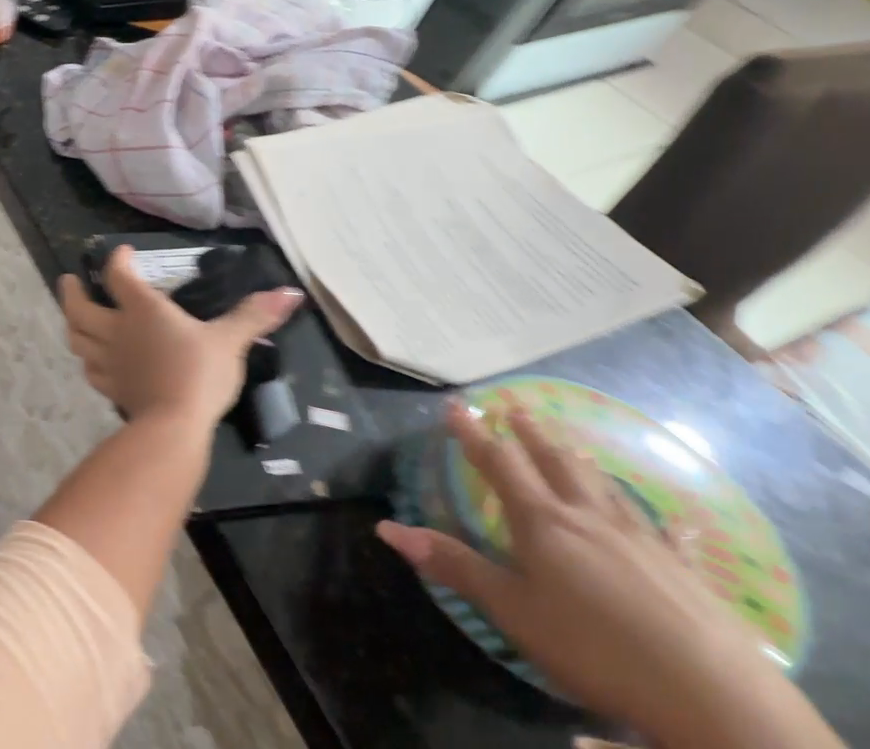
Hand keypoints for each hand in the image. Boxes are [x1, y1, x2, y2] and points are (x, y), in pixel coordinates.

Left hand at [57, 246, 302, 424]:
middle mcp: (117, 331)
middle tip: (69, 281)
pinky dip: (88, 360)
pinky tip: (94, 361)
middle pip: (79, 308)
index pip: (118, 276)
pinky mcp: (111, 389)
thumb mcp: (230, 341)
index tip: (123, 254)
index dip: (117, 261)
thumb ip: (253, 316)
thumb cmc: (199, 373)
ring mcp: (109, 361)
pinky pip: (90, 370)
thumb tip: (290, 293)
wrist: (173, 424)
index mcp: (142, 310)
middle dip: (71, 292)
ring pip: (77, 339)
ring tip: (75, 317)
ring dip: (73, 325)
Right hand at [377, 406, 810, 743]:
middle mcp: (589, 518)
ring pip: (603, 486)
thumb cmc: (591, 646)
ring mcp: (641, 540)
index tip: (456, 405)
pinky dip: (658, 515)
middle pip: (555, 463)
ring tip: (569, 443)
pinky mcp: (681, 569)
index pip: (499, 464)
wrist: (710, 691)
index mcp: (541, 522)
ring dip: (579, 459)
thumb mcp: (509, 609)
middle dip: (529, 434)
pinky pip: (664, 530)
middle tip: (514, 407)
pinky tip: (673, 515)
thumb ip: (454, 565)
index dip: (474, 433)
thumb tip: (386, 528)